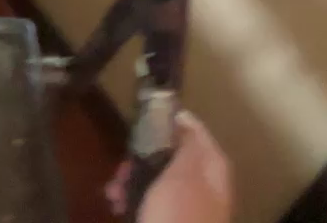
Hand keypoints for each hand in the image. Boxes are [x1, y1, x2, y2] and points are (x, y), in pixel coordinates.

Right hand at [105, 112, 233, 222]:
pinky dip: (132, 198)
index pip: (193, 129)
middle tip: (122, 163)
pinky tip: (117, 204)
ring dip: (131, 179)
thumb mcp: (182, 174)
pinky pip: (150, 201)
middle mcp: (203, 184)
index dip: (169, 119)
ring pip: (156, 177)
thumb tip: (184, 116)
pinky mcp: (171, 221)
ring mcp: (188, 206)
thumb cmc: (179, 217)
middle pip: (169, 154)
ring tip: (113, 190)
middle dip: (141, 156)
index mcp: (212, 168)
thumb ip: (185, 143)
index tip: (142, 114)